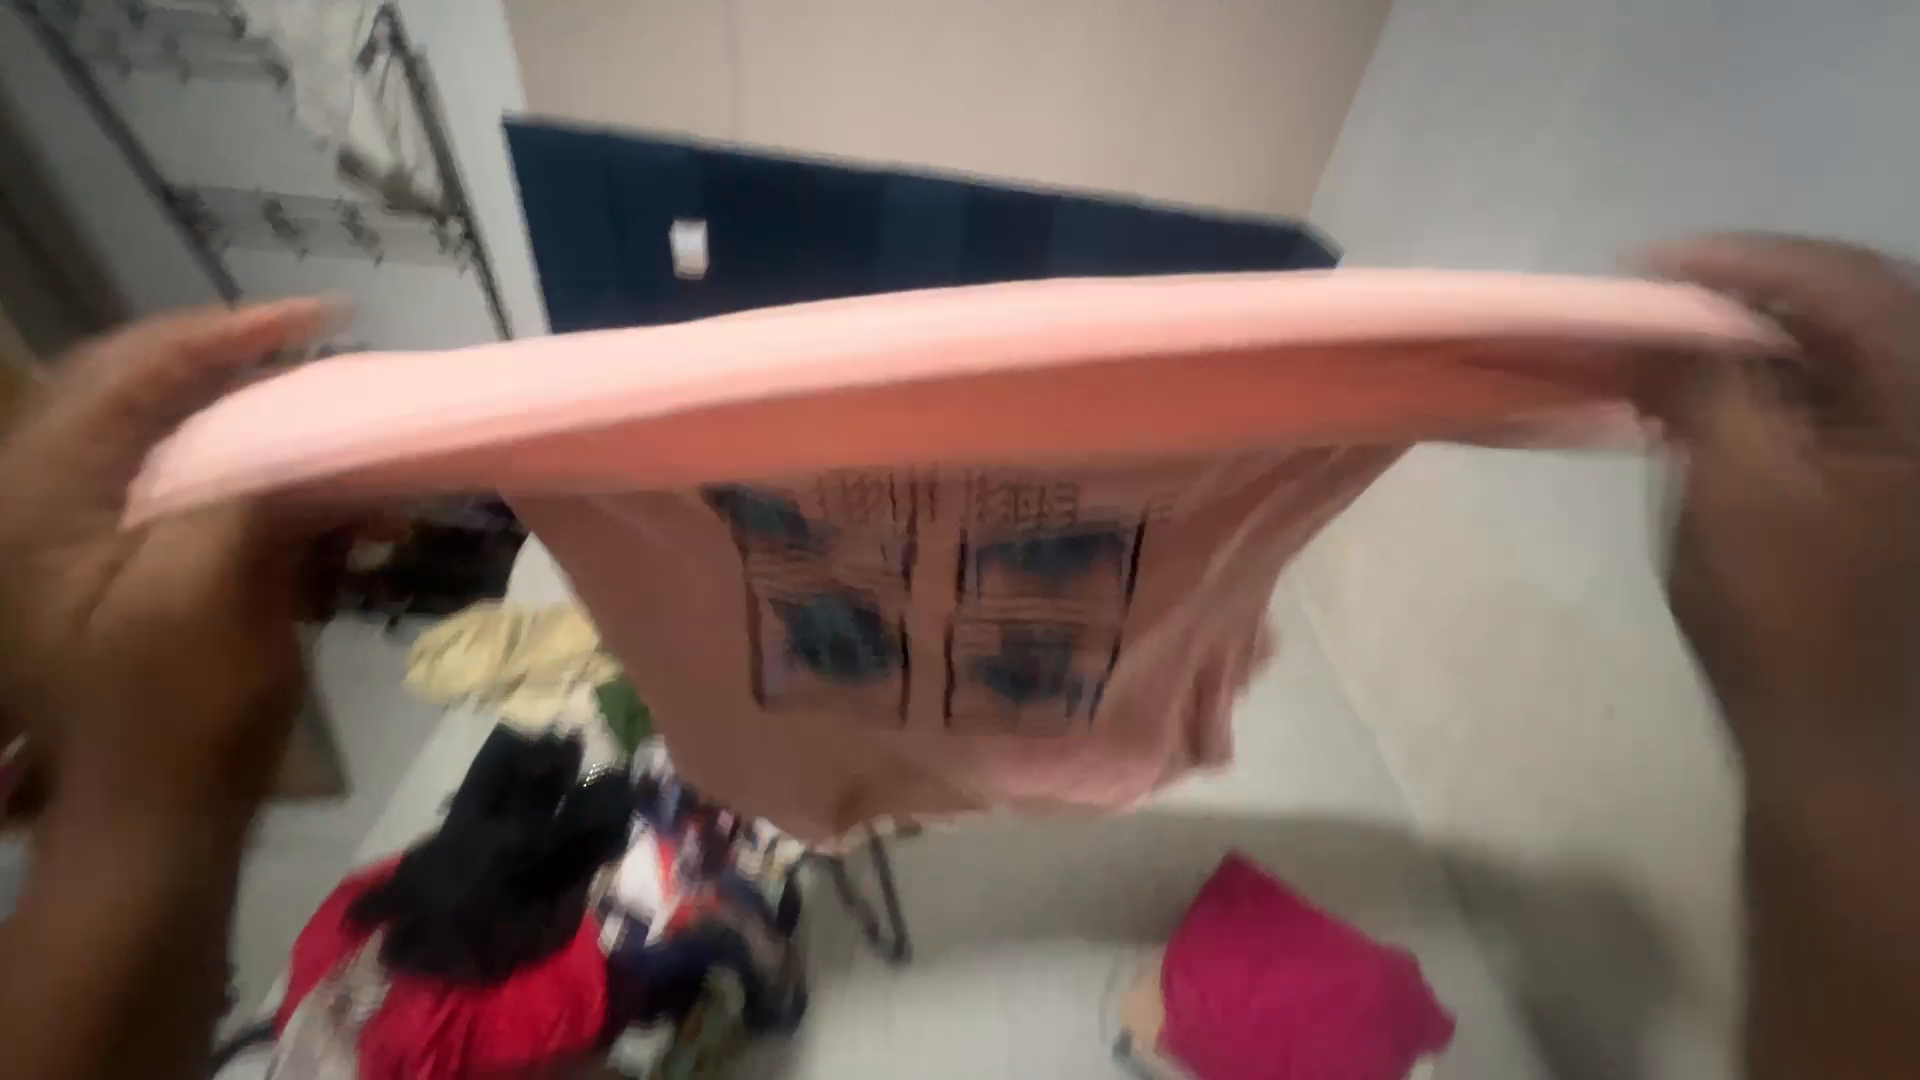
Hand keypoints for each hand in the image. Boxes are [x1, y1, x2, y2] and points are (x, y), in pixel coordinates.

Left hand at [0, 301, 336, 823]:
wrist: (159, 802)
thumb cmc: (176, 705)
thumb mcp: (210, 591)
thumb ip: (246, 494)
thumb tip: (311, 430)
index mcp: (42, 495)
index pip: (130, 372)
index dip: (228, 333)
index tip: (325, 317)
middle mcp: (58, 498)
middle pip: (161, 397)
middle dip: (263, 382)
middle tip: (347, 374)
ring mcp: (107, 534)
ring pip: (206, 450)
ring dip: (296, 450)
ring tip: (370, 469)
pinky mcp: (155, 565)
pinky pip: (231, 503)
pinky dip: (298, 501)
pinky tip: (359, 526)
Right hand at [1645, 234, 1919, 774]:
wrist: (1836, 712)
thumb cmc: (1783, 610)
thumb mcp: (1732, 492)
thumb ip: (1704, 394)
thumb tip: (1655, 326)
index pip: (1847, 285)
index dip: (1741, 263)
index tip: (1642, 263)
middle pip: (1856, 302)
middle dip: (1743, 291)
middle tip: (1649, 296)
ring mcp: (1919, 438)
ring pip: (1842, 345)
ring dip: (1748, 334)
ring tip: (1662, 339)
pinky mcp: (1892, 467)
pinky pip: (1831, 392)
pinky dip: (1761, 378)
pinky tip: (1699, 390)